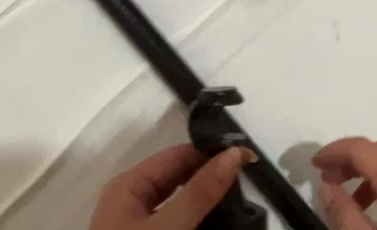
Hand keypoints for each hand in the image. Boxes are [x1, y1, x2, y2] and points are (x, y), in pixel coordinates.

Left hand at [90, 144, 252, 229]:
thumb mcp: (167, 229)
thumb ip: (199, 193)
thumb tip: (234, 154)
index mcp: (128, 186)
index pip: (178, 155)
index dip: (211, 153)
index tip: (247, 159)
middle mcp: (131, 202)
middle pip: (178, 178)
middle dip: (211, 178)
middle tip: (247, 182)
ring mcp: (137, 229)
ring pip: (179, 203)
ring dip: (205, 203)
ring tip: (239, 203)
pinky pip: (176, 225)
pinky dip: (196, 223)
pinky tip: (217, 226)